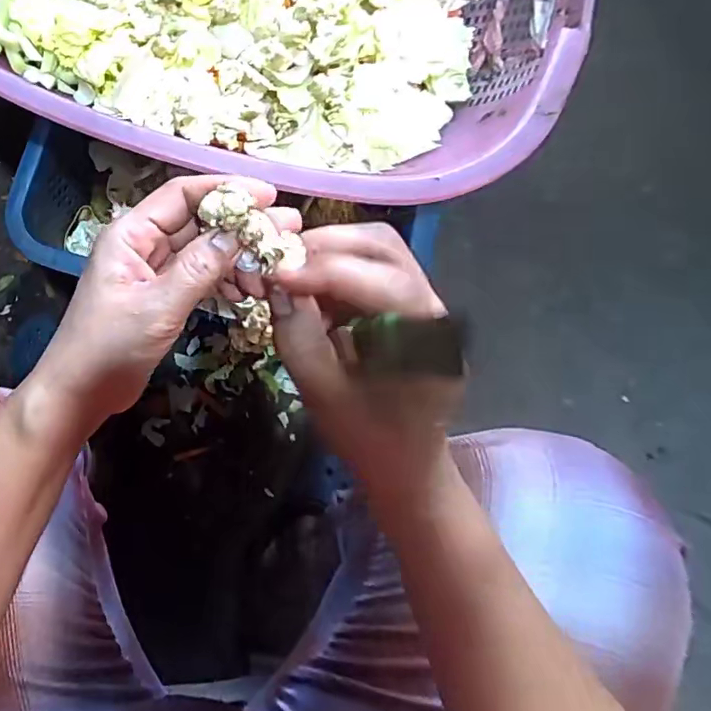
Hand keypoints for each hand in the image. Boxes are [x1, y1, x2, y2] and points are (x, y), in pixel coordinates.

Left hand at [35, 175, 300, 427]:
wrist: (81, 391)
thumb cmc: (109, 347)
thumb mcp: (157, 307)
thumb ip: (199, 268)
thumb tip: (239, 232)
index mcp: (130, 234)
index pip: (181, 195)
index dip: (225, 189)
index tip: (268, 195)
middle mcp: (142, 243)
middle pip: (197, 220)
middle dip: (241, 224)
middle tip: (287, 229)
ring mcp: (152, 269)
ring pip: (202, 249)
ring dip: (237, 255)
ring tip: (274, 266)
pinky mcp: (161, 294)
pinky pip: (199, 275)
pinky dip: (224, 279)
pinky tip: (250, 290)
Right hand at [268, 223, 460, 496]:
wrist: (404, 464)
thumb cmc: (364, 435)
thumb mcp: (320, 391)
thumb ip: (296, 334)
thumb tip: (275, 283)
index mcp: (426, 341)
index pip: (383, 283)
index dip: (326, 271)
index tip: (277, 274)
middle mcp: (435, 311)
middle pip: (383, 247)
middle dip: (326, 246)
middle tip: (279, 262)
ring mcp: (424, 302)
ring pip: (376, 248)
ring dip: (328, 252)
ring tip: (290, 272)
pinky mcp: (404, 302)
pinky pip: (368, 265)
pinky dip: (332, 266)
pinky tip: (308, 287)